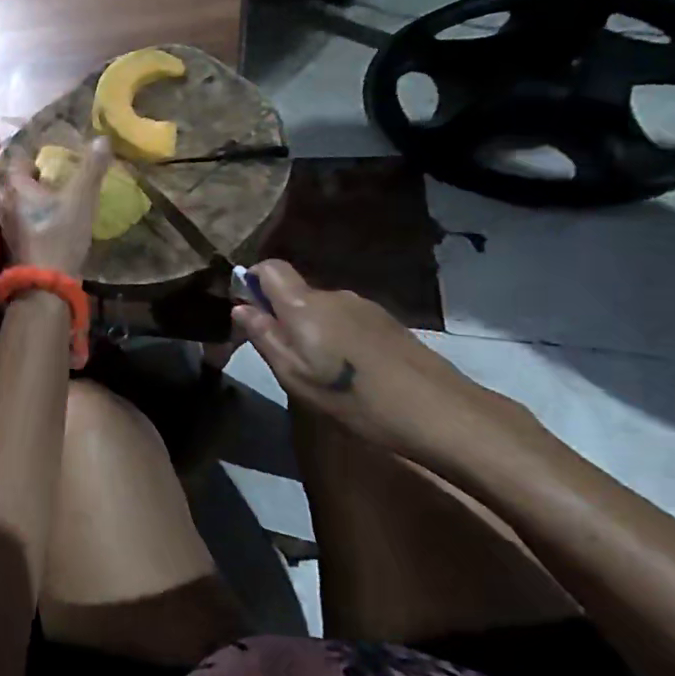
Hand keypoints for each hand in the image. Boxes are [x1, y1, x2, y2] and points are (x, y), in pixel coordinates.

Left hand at [0, 136, 111, 275]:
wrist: (47, 282)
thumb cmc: (59, 233)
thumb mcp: (80, 198)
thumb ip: (91, 168)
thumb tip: (102, 138)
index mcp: (16, 186)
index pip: (20, 159)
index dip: (35, 153)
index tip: (53, 152)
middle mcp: (6, 202)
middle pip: (17, 180)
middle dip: (33, 175)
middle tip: (54, 171)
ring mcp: (8, 224)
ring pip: (19, 200)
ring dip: (33, 195)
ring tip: (55, 192)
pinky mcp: (17, 241)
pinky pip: (23, 217)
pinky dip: (35, 212)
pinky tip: (51, 215)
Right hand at [233, 260, 532, 451]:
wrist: (433, 409)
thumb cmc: (352, 397)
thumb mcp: (295, 376)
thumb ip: (265, 337)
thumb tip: (241, 307)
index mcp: (304, 304)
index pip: (270, 267)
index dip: (254, 282)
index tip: (250, 312)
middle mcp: (333, 294)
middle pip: (296, 290)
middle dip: (283, 315)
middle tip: (285, 357)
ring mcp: (363, 305)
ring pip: (322, 308)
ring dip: (312, 329)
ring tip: (322, 371)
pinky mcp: (385, 321)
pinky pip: (347, 319)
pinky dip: (338, 337)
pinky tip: (351, 371)